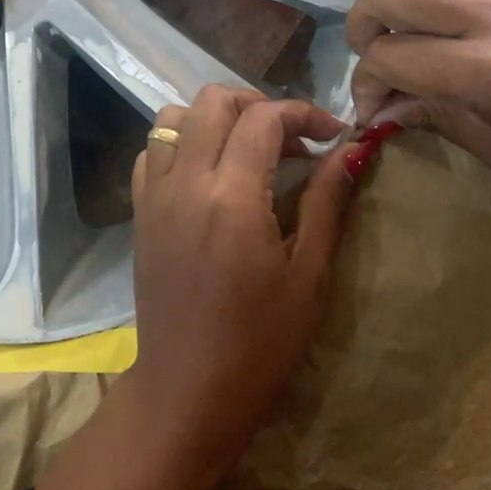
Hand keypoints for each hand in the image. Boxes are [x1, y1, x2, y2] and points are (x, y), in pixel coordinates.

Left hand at [25, 87, 356, 489]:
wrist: (187, 389)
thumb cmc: (259, 342)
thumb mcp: (307, 274)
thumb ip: (327, 201)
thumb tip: (351, 148)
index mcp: (231, 196)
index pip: (263, 118)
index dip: (303, 112)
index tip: (332, 134)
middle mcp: (184, 181)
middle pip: (214, 100)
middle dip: (258, 104)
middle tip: (291, 139)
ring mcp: (154, 194)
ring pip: (175, 116)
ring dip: (215, 118)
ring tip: (247, 149)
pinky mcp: (139, 211)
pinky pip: (152, 150)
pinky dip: (181, 141)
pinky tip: (208, 172)